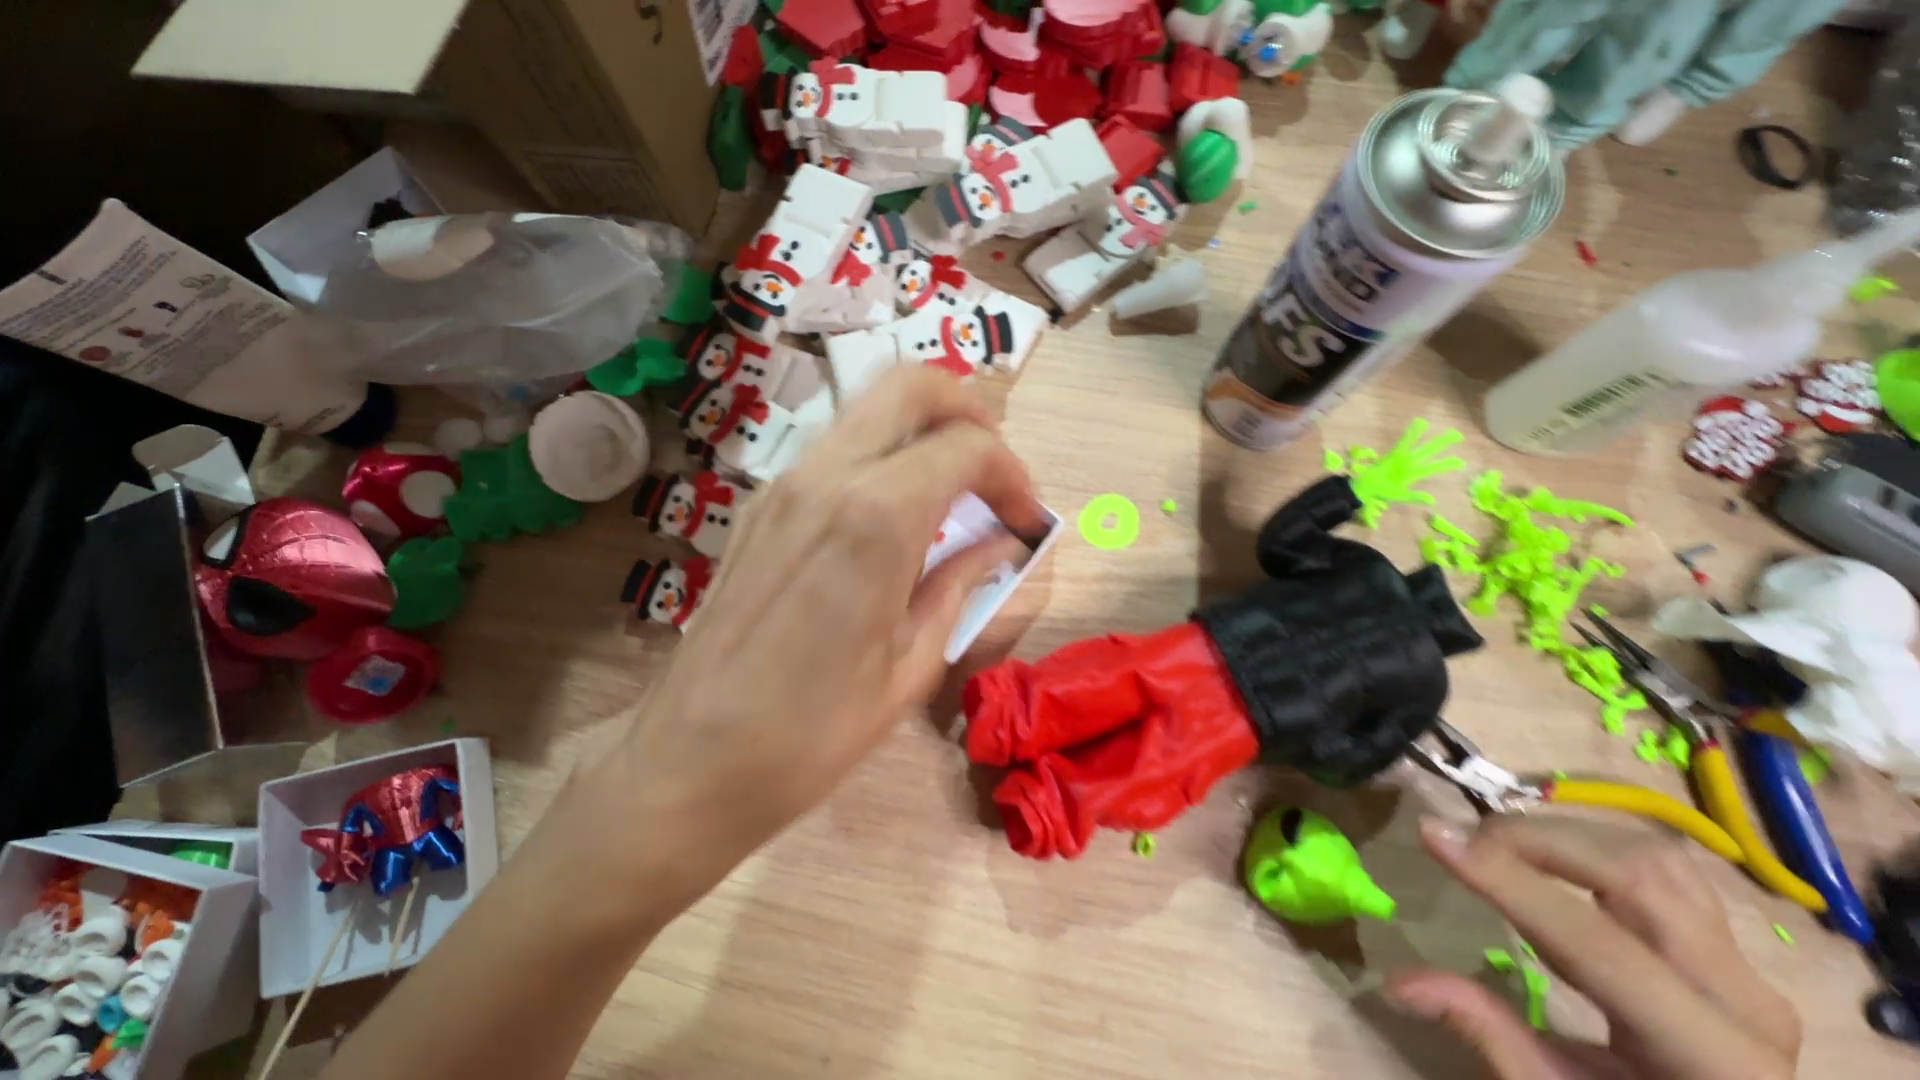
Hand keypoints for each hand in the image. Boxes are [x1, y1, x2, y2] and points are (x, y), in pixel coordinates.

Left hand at [609, 369, 1044, 908]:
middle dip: (969, 411)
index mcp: (875, 516)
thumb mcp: (910, 665)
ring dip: (922, 430)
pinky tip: (894, 519)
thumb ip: (961, 585)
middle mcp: (826, 477)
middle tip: (996, 471)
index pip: (966, 446)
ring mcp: (783, 486)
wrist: (692, 761)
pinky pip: (833, 449)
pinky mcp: (759, 507)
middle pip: (910, 386)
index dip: (1013, 475)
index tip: (1027, 522)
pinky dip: (880, 456)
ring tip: (953, 493)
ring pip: (867, 410)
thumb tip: (1000, 545)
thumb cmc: (814, 732)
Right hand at [1386, 817, 1800, 1079]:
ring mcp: (1747, 968)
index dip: (1509, 883)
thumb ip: (1489, 1034)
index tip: (1434, 834)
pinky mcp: (1733, 948)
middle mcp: (1743, 999)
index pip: (1596, 945)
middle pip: (1637, 878)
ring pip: (1655, 858)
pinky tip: (1549, 859)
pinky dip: (1597, 847)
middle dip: (1537, 841)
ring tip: (1498, 842)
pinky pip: (1667, 870)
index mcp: (1712, 1058)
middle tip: (1462, 838)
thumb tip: (1397, 982)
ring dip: (1567, 836)